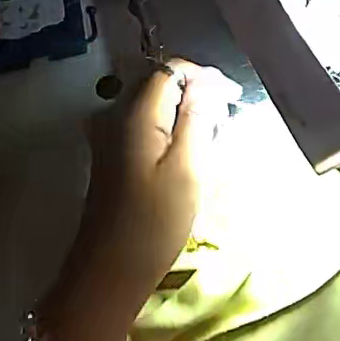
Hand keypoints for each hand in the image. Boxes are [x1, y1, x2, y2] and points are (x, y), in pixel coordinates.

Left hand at [68, 59, 238, 305]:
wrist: (109, 271)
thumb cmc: (154, 221)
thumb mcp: (188, 168)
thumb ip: (197, 118)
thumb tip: (208, 82)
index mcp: (135, 113)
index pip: (171, 69)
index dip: (204, 76)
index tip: (232, 97)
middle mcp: (114, 115)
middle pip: (160, 83)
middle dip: (195, 92)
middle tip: (225, 117)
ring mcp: (107, 135)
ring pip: (152, 104)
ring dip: (183, 111)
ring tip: (211, 135)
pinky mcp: (109, 154)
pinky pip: (143, 124)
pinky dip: (167, 127)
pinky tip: (186, 151)